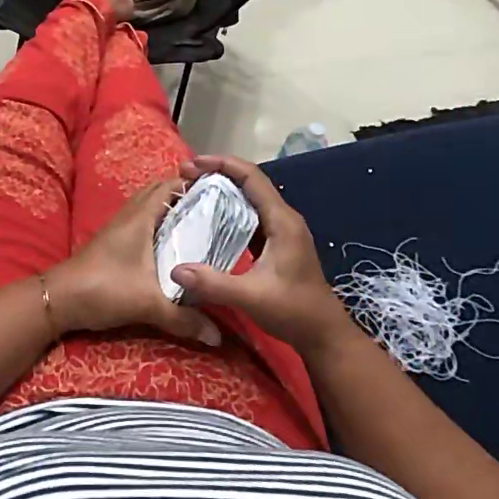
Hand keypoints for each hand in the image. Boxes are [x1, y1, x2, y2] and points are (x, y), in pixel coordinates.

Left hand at [46, 177, 221, 346]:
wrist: (59, 299)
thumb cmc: (104, 289)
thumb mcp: (149, 305)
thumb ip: (185, 319)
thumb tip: (218, 337)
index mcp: (140, 217)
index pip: (168, 186)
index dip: (193, 183)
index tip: (221, 190)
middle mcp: (128, 216)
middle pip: (157, 193)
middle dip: (184, 195)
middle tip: (215, 209)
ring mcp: (117, 229)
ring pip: (146, 208)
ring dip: (168, 210)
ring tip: (198, 225)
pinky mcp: (110, 243)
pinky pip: (139, 224)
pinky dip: (156, 226)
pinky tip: (169, 246)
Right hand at [169, 156, 352, 354]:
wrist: (323, 334)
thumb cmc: (293, 311)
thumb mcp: (251, 297)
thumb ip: (214, 283)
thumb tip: (175, 270)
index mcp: (282, 221)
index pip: (252, 177)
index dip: (222, 164)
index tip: (192, 164)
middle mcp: (283, 218)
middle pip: (249, 182)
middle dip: (217, 173)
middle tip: (184, 176)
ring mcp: (282, 230)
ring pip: (249, 198)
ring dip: (222, 190)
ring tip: (191, 191)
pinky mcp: (276, 243)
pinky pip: (249, 215)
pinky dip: (228, 209)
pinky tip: (208, 218)